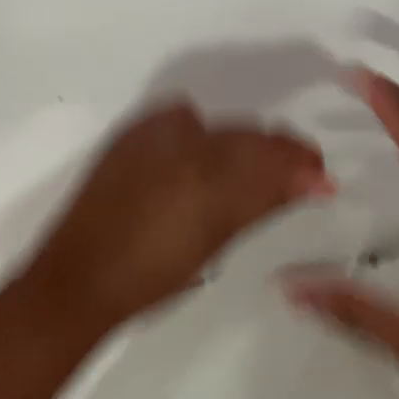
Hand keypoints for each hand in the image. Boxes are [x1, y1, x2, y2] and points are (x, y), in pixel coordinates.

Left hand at [16, 98, 331, 333]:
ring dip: (240, 145)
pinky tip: (199, 161)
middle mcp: (181, 139)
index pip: (272, 151)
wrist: (76, 278)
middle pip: (247, 134)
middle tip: (294, 179)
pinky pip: (182, 120)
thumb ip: (262, 202)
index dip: (302, 161)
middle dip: (275, 154)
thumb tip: (313, 181)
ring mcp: (150, 131)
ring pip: (217, 125)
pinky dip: (202, 136)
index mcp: (206, 173)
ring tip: (246, 175)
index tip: (321, 176)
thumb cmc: (150, 277)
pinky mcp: (130, 132)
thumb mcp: (214, 243)